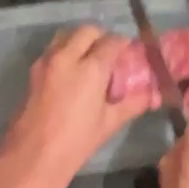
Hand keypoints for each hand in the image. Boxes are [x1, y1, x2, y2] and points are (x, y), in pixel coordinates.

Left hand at [0, 26, 148, 187]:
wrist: (33, 156)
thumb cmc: (76, 142)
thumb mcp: (109, 123)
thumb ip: (134, 103)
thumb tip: (155, 96)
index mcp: (90, 68)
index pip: (112, 42)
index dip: (124, 45)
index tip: (130, 53)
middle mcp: (67, 57)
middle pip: (87, 31)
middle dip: (101, 37)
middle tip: (111, 55)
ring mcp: (46, 62)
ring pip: (66, 36)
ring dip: (80, 40)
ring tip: (90, 61)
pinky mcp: (33, 71)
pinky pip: (52, 50)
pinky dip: (65, 51)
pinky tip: (72, 73)